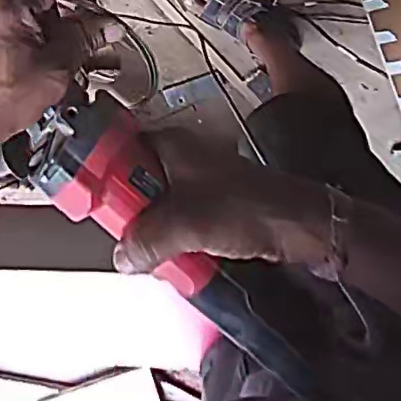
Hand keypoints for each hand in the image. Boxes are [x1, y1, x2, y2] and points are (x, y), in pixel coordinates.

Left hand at [0, 0, 99, 148]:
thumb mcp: (55, 69)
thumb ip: (82, 39)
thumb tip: (101, 25)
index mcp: (1, 7)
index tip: (88, 1)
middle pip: (30, 0)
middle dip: (58, 20)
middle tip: (75, 38)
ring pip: (12, 17)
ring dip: (37, 33)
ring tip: (51, 59)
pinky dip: (14, 41)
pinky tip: (27, 65)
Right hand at [114, 129, 341, 275]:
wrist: (304, 227)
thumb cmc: (252, 208)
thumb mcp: (188, 224)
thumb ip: (147, 240)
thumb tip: (122, 256)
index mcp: (167, 144)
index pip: (118, 150)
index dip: (103, 176)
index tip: (96, 202)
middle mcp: (177, 157)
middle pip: (133, 182)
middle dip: (129, 213)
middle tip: (129, 236)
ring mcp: (194, 179)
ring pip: (154, 203)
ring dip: (151, 230)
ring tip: (155, 250)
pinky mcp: (208, 201)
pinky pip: (175, 218)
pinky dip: (172, 236)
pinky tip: (179, 254)